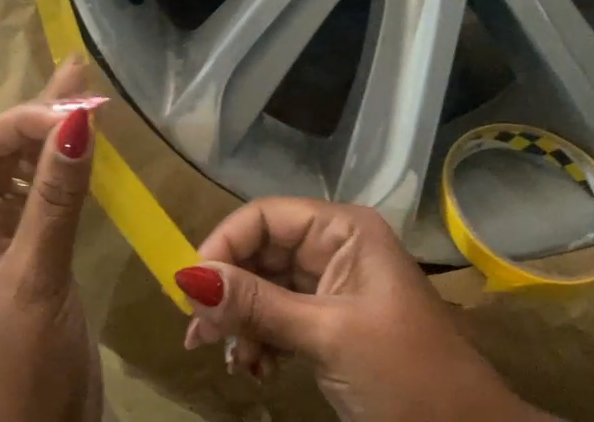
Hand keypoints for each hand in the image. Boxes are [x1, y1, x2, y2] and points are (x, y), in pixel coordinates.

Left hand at [0, 60, 104, 421]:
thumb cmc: (17, 369)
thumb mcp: (34, 280)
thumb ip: (55, 200)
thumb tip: (76, 123)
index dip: (23, 123)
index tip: (75, 111)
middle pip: (4, 153)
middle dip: (39, 112)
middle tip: (78, 70)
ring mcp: (9, 240)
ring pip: (29, 171)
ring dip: (56, 131)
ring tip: (83, 87)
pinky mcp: (42, 256)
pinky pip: (52, 197)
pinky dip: (70, 167)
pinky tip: (85, 141)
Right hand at [177, 198, 553, 421]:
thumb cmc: (406, 375)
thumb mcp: (326, 336)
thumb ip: (256, 304)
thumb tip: (187, 276)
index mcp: (343, 230)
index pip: (265, 217)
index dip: (224, 245)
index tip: (190, 287)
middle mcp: (335, 247)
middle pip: (261, 252)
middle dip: (228, 291)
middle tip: (197, 333)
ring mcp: (333, 287)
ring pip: (265, 288)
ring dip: (241, 321)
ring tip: (225, 358)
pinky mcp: (331, 325)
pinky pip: (279, 318)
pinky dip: (260, 341)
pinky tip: (252, 368)